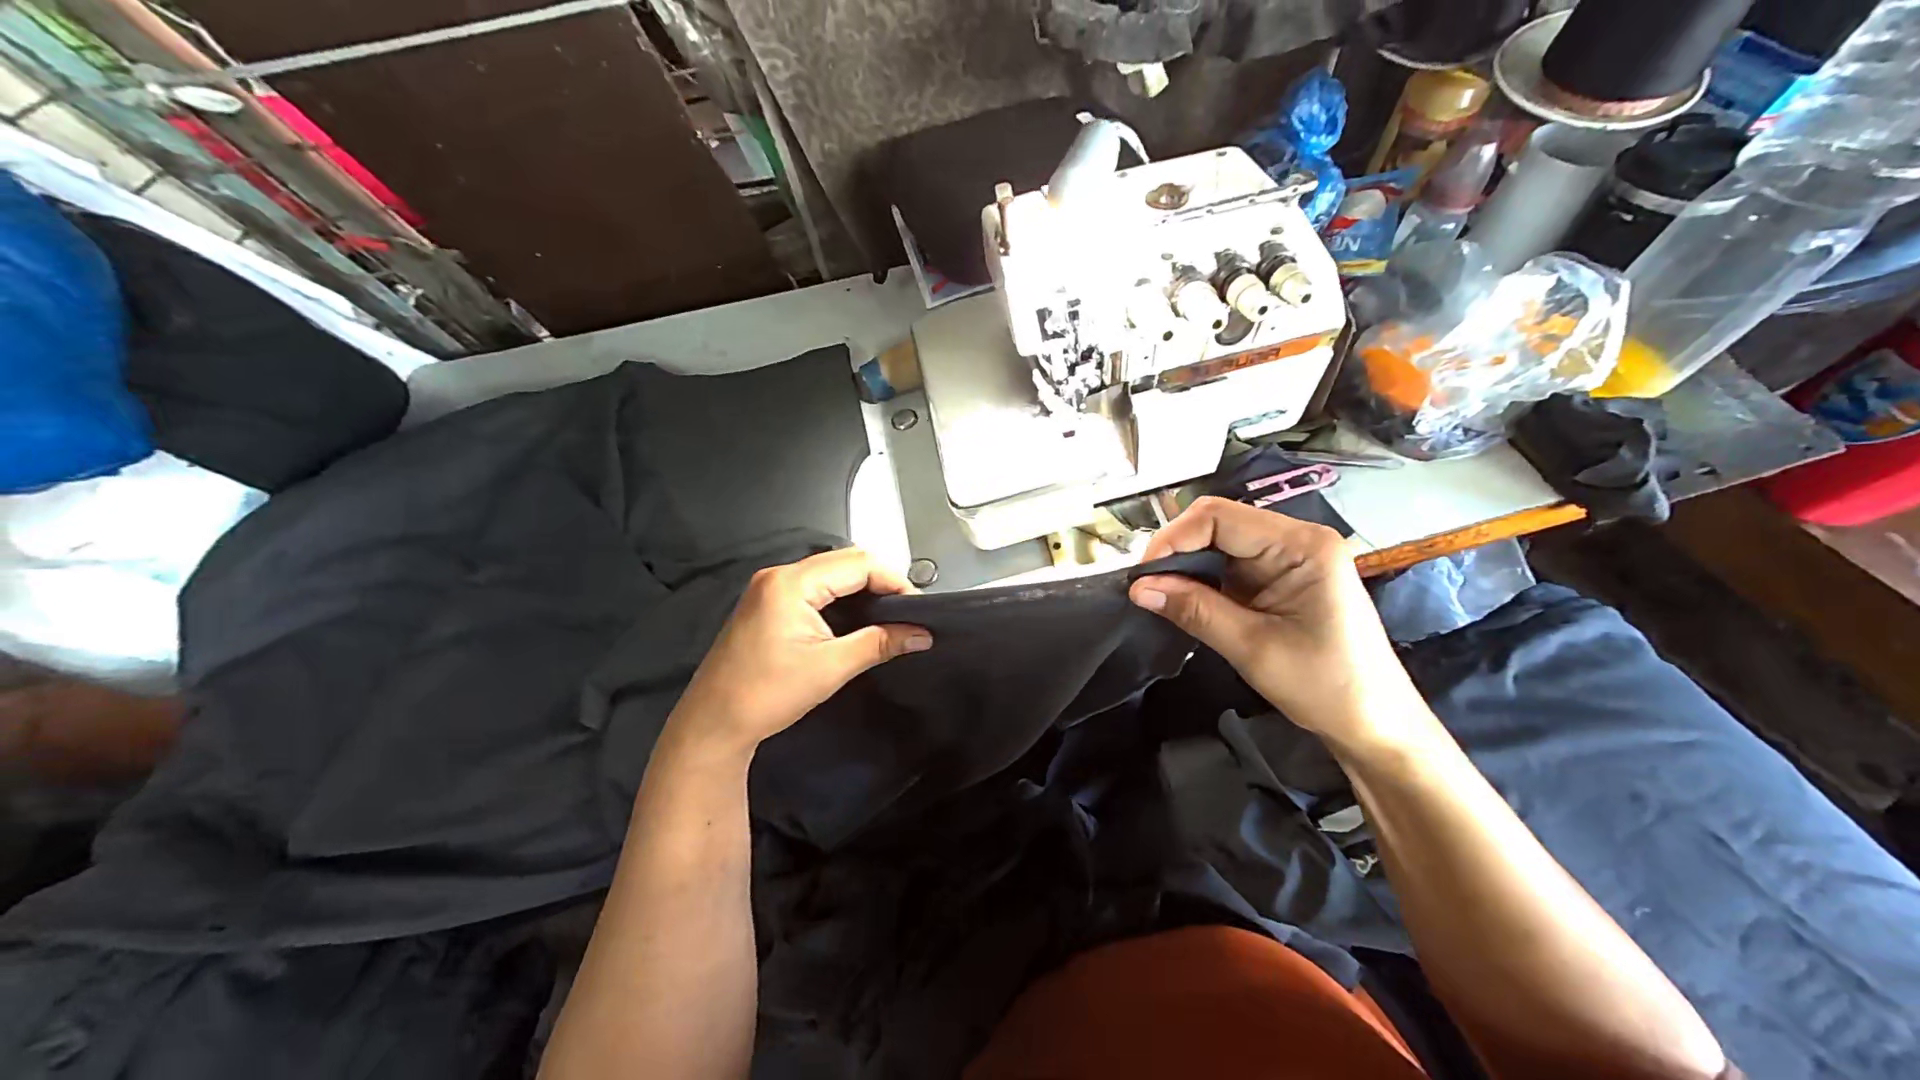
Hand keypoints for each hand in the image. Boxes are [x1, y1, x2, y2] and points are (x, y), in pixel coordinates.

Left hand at [668, 548, 931, 753]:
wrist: (714, 722)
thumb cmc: (764, 694)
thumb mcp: (831, 667)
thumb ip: (880, 643)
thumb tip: (921, 635)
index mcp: (791, 583)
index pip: (858, 564)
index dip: (893, 581)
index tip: (917, 607)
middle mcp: (778, 576)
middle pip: (845, 561)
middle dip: (880, 582)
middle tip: (906, 612)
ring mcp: (770, 588)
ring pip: (831, 573)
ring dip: (861, 589)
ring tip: (888, 616)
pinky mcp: (768, 603)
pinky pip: (815, 587)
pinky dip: (841, 597)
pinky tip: (857, 619)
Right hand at [1128, 497, 1428, 750]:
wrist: (1372, 723)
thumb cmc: (1325, 686)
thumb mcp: (1252, 647)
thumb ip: (1194, 610)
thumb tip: (1139, 588)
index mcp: (1302, 545)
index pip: (1219, 517)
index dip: (1173, 539)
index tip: (1143, 576)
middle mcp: (1296, 540)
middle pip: (1217, 524)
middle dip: (1176, 551)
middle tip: (1146, 587)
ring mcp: (1287, 559)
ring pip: (1218, 544)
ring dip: (1186, 567)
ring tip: (1159, 595)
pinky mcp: (1278, 578)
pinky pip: (1228, 566)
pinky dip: (1201, 581)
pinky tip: (1184, 600)